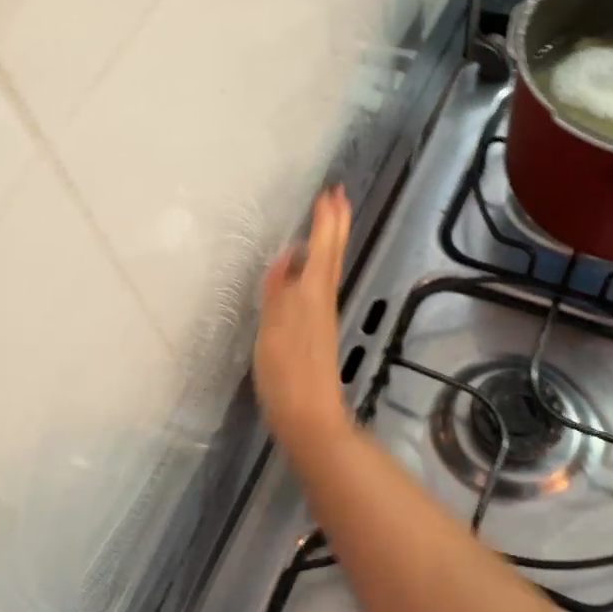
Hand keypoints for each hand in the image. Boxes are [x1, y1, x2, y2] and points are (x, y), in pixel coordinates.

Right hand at [254, 186, 352, 449]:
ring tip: (328, 220)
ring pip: (328, 268)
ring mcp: (321, 318)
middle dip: (335, 225)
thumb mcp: (274, 331)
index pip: (322, 249)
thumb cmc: (287, 376)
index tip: (331, 191)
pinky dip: (319, 265)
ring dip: (329, 241)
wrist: (309, 419)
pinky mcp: (316, 334)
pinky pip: (319, 285)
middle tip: (337, 195)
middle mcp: (321, 301)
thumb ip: (278, 292)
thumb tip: (286, 254)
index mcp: (312, 296)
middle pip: (331, 256)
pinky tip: (308, 269)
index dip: (326, 222)